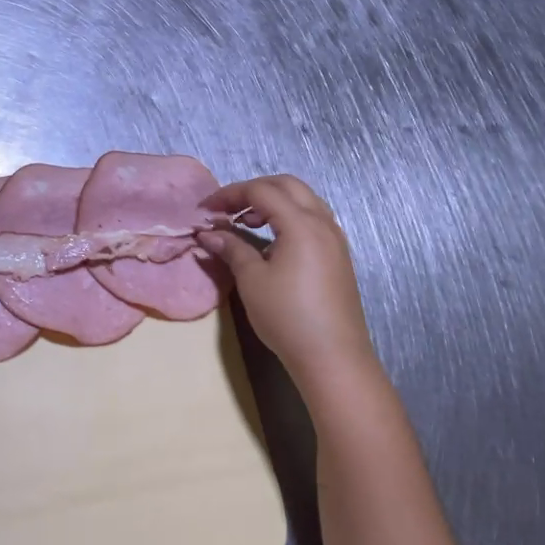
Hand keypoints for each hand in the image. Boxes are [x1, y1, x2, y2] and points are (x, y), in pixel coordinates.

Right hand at [198, 175, 375, 385]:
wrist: (333, 358)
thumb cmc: (288, 317)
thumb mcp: (252, 280)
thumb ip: (231, 248)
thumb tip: (208, 233)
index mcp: (301, 223)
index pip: (261, 191)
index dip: (230, 194)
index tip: (206, 209)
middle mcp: (322, 222)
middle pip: (287, 185)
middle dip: (254, 190)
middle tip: (228, 209)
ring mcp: (335, 239)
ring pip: (304, 200)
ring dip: (274, 202)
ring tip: (248, 223)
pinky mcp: (339, 256)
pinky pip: (314, 219)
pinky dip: (290, 217)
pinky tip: (273, 242)